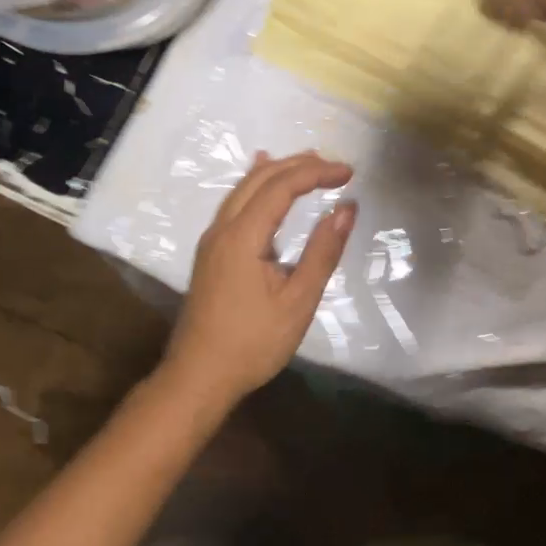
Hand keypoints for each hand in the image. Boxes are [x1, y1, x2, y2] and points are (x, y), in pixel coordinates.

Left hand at [160, 152, 357, 404]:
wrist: (197, 379)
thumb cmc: (252, 343)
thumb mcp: (298, 301)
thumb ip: (323, 251)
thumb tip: (346, 209)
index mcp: (242, 237)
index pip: (281, 186)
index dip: (317, 173)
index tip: (349, 173)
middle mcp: (222, 229)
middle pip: (260, 178)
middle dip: (299, 165)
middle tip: (335, 167)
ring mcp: (212, 240)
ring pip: (244, 188)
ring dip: (279, 171)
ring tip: (310, 165)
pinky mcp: (211, 253)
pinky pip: (236, 202)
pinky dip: (259, 185)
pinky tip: (264, 178)